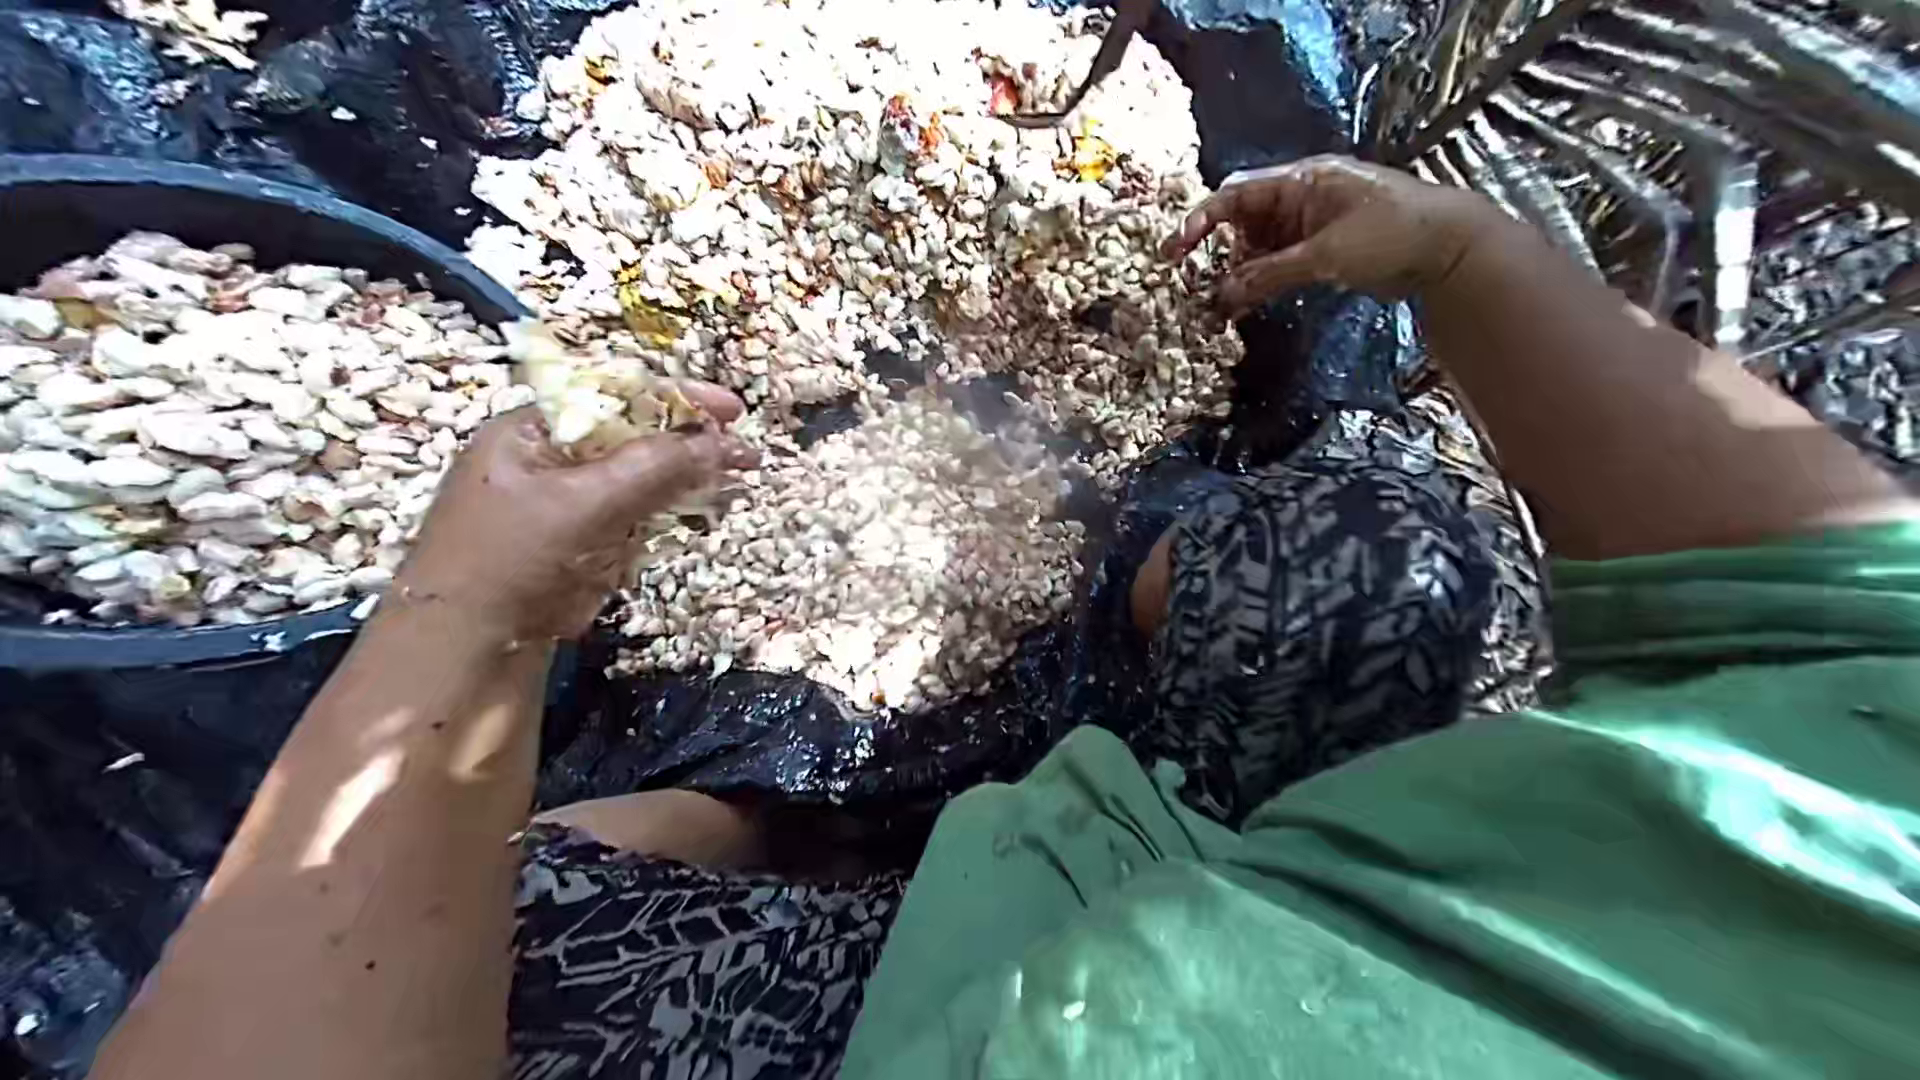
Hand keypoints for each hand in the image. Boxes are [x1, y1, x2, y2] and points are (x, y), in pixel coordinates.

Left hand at [394, 385, 754, 640]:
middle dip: (693, 445)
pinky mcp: (595, 537)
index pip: (618, 396)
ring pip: (649, 478)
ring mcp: (578, 500)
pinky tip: (707, 512)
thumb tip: (722, 443)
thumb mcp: (583, 503)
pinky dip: (676, 513)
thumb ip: (654, 467)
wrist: (472, 647)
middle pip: (640, 437)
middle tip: (744, 456)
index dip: (678, 398)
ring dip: (692, 480)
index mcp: (538, 431)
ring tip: (735, 486)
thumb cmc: (511, 559)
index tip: (732, 410)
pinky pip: (646, 514)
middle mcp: (560, 458)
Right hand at [1161, 155, 1498, 313]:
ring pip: (1253, 249)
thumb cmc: (1392, 235)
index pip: (1235, 195)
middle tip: (1190, 283)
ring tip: (1214, 304)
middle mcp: (1297, 200)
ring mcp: (1305, 227)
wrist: (1449, 252)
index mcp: (1300, 182)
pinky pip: (1272, 266)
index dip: (1201, 221)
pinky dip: (1255, 284)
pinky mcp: (1314, 252)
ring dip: (1233, 275)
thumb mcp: (1326, 255)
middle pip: (1239, 223)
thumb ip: (1269, 274)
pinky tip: (1239, 306)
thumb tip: (1221, 297)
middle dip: (1213, 253)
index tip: (1176, 252)